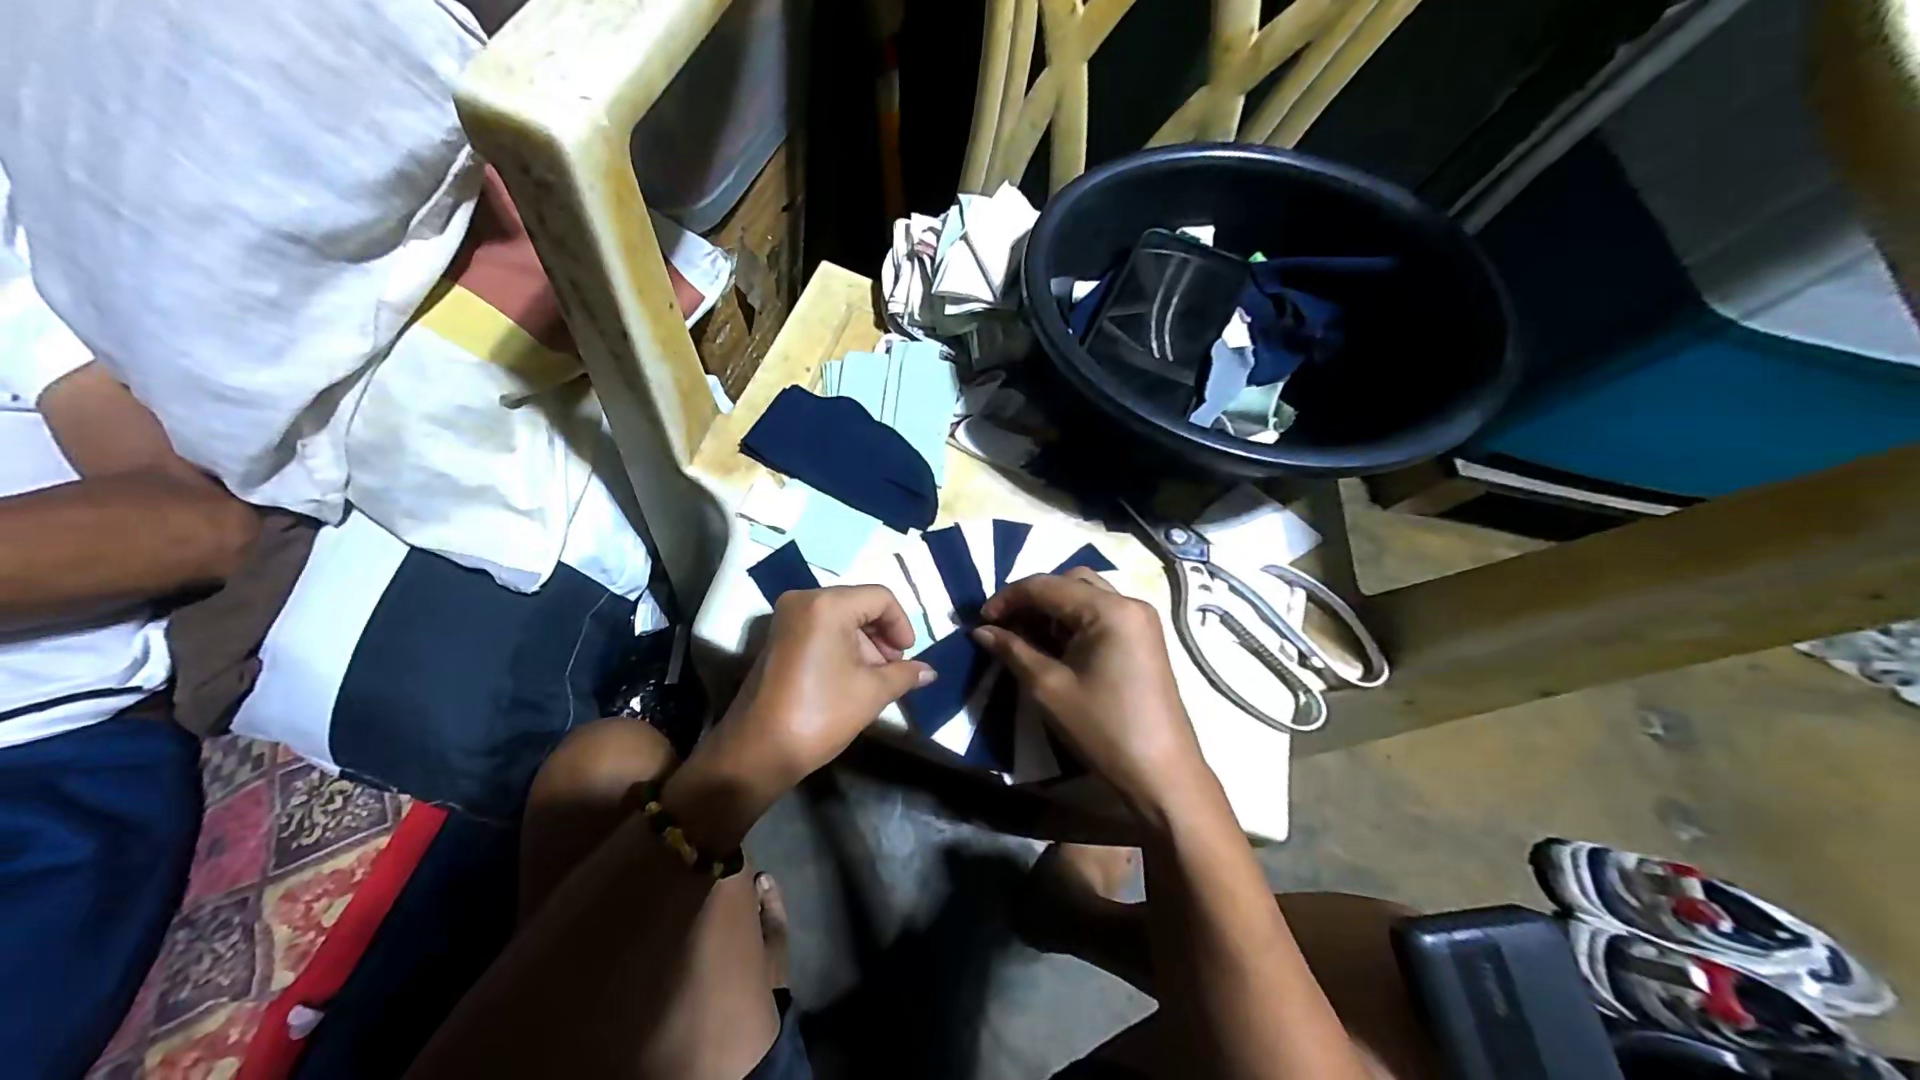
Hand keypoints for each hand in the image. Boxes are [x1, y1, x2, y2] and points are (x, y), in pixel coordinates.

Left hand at [664, 586, 934, 846]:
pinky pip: (820, 630)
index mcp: (827, 604)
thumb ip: (905, 674)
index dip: (902, 625)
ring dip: (864, 644)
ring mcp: (786, 619)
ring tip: (876, 680)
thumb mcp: (872, 692)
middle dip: (882, 636)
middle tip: (895, 669)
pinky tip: (852, 678)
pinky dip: (842, 647)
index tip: (908, 656)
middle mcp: (803, 601)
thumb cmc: (820, 714)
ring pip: (840, 619)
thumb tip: (929, 672)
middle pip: (859, 605)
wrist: (757, 751)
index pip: (880, 598)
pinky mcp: (778, 638)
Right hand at [972, 569, 1215, 822]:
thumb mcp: (1049, 688)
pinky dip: (1071, 623)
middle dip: (1031, 599)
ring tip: (1022, 638)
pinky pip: (1099, 615)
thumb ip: (1013, 650)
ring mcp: (1140, 620)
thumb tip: (981, 630)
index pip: (1047, 585)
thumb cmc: (1103, 730)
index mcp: (1110, 610)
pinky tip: (1051, 647)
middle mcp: (1129, 603)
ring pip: (1084, 596)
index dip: (1008, 598)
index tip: (980, 621)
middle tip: (1002, 626)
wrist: (1161, 774)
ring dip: (1050, 610)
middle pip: (1069, 582)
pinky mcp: (1142, 638)